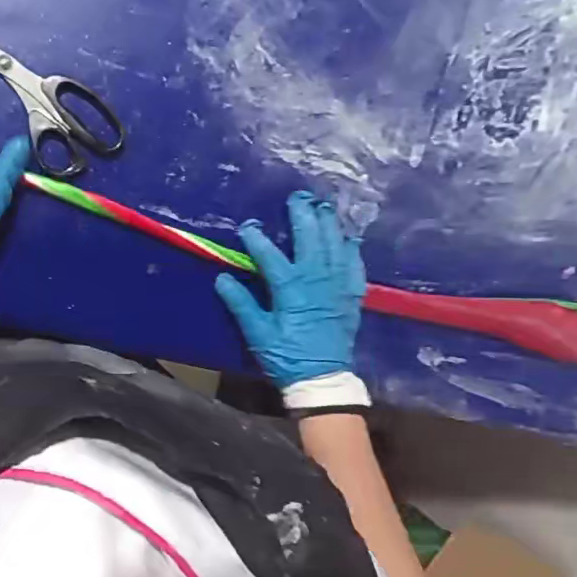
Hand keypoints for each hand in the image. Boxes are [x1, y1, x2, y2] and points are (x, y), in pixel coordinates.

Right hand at [214, 190, 366, 393]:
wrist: (322, 379)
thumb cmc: (285, 357)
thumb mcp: (257, 334)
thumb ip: (241, 304)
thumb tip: (222, 278)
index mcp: (291, 291)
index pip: (272, 257)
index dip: (258, 240)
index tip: (248, 226)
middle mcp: (317, 282)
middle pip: (311, 241)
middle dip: (304, 217)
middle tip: (299, 197)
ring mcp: (338, 288)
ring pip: (335, 247)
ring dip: (329, 225)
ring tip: (324, 206)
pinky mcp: (351, 297)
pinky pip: (354, 266)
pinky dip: (351, 250)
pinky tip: (348, 239)